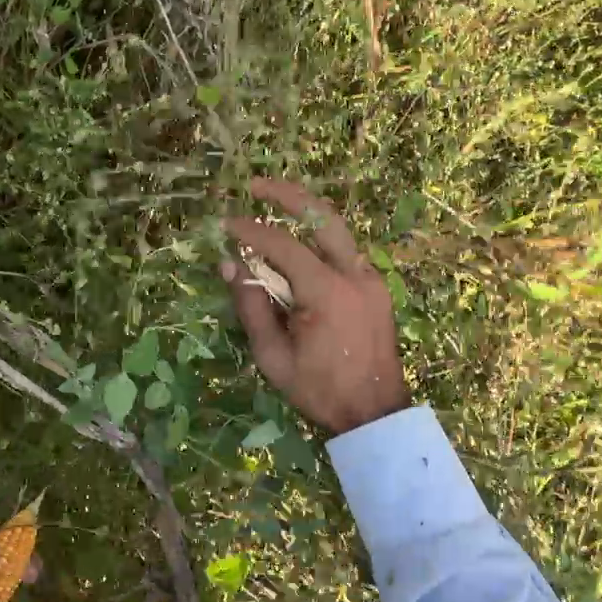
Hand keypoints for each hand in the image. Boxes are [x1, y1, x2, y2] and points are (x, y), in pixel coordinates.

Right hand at [221, 178, 410, 435]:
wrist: (376, 415)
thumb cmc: (318, 390)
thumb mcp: (272, 355)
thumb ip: (251, 306)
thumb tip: (230, 265)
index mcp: (327, 293)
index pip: (283, 246)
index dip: (251, 231)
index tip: (225, 224)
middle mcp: (355, 276)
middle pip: (322, 218)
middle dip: (287, 195)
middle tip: (256, 187)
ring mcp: (371, 280)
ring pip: (337, 231)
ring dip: (304, 215)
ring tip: (273, 207)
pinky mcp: (376, 289)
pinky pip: (344, 252)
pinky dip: (318, 241)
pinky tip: (297, 248)